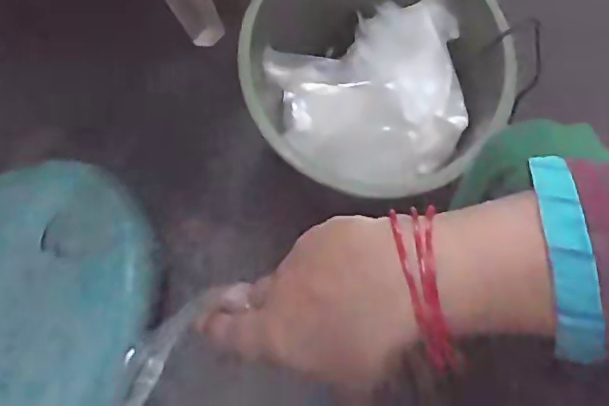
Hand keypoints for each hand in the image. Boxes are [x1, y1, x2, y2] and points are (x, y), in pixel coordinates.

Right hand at [198, 216, 417, 391]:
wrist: (404, 278)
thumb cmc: (378, 346)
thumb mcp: (349, 380)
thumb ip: (318, 365)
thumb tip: (315, 357)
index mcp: (277, 333)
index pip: (231, 332)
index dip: (216, 328)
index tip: (204, 322)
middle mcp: (280, 287)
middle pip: (257, 296)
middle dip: (257, 304)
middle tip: (267, 312)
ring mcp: (302, 251)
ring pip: (291, 271)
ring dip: (303, 284)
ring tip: (334, 296)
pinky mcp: (327, 228)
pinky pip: (320, 250)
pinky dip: (329, 262)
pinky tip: (356, 271)